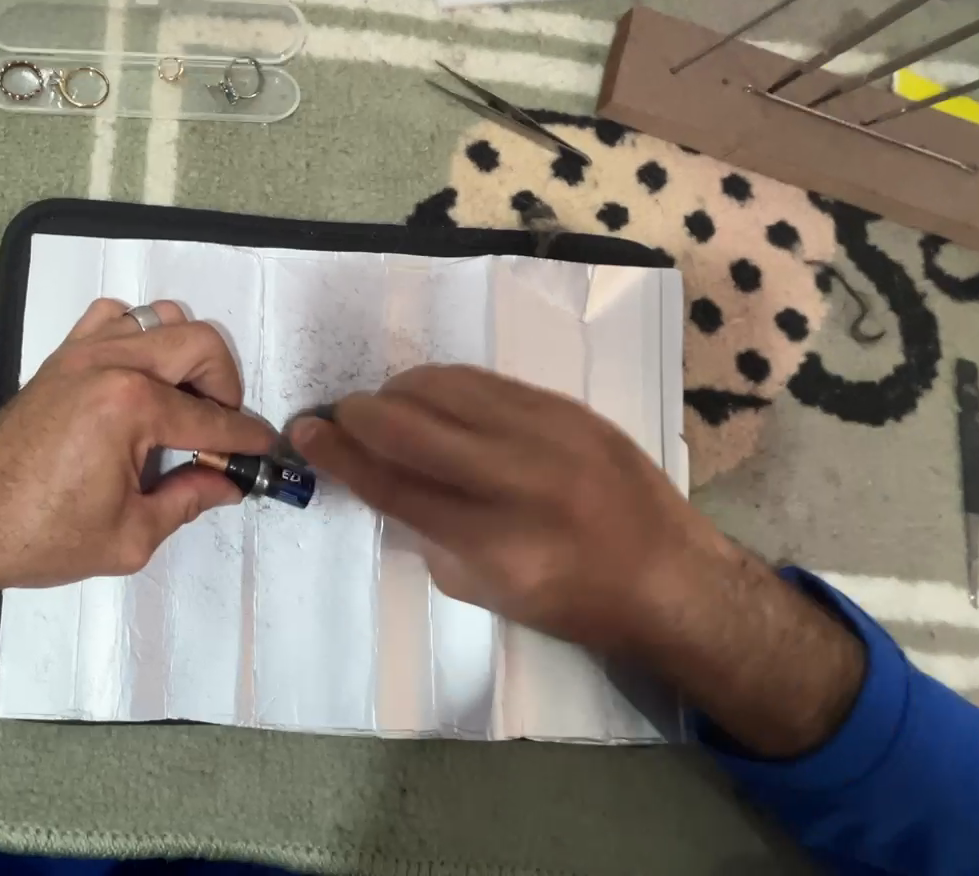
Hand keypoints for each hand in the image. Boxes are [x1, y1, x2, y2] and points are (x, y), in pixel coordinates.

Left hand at [0, 299, 273, 718]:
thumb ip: (190, 499)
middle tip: (220, 431)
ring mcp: (84, 350)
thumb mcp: (130, 535)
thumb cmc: (40, 535)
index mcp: (131, 406)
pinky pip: (115, 317)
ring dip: (186, 355)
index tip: (263, 452)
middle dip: (226, 385)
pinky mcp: (62, 354)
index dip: (246, 439)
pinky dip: (140, 335)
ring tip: (183, 403)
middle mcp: (111, 362)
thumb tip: (229, 483)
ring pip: (162, 318)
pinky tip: (139, 377)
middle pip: (201, 342)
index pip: (213, 417)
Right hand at [290, 363, 725, 655]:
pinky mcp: (568, 408)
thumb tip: (375, 472)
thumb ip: (423, 528)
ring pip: (440, 387)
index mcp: (497, 546)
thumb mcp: (481, 588)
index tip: (304, 432)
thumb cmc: (569, 600)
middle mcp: (522, 483)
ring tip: (387, 409)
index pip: (393, 486)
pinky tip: (430, 399)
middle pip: (409, 426)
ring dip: (395, 394)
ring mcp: (551, 436)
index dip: (338, 455)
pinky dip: (439, 385)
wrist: (674, 579)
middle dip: (356, 415)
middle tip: (338, 418)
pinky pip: (480, 378)